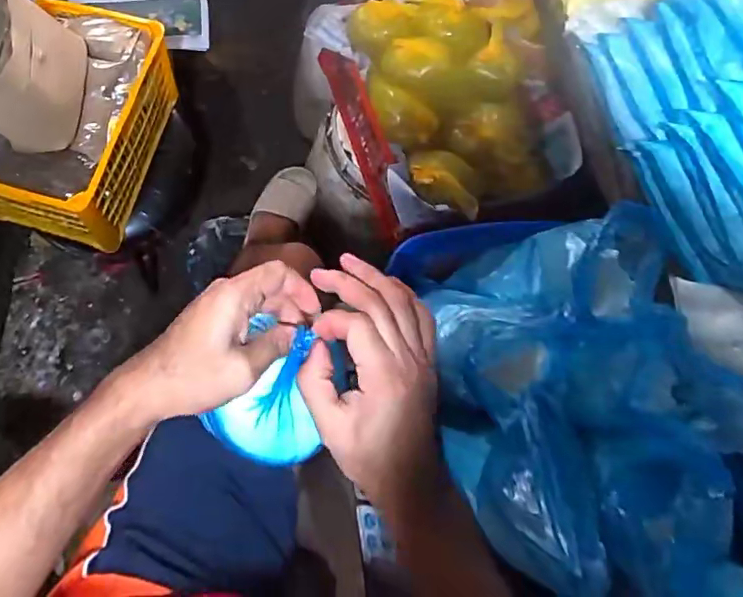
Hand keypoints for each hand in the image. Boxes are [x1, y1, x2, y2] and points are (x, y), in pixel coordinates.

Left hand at [109, 260, 320, 424]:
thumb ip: (275, 345)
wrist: (148, 386)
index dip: (302, 289)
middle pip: (270, 283)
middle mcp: (226, 289)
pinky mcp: (211, 314)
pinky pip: (245, 306)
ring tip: (296, 339)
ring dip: (280, 312)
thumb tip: (296, 333)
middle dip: (294, 303)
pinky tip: (273, 340)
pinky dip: (264, 318)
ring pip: (258, 295)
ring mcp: (216, 301)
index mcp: (234, 293)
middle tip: (310, 332)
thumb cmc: (195, 377)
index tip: (316, 314)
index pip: (278, 272)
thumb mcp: (243, 369)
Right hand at [298, 254, 441, 508]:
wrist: (410, 480)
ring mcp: (423, 356)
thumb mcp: (328, 425)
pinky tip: (385, 285)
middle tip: (321, 272)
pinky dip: (402, 293)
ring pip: (403, 300)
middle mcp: (409, 357)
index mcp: (385, 373)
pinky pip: (421, 314)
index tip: (313, 333)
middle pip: (380, 301)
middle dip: (348, 281)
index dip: (330, 320)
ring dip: (376, 277)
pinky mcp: (429, 358)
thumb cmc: (367, 456)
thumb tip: (316, 342)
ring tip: (350, 262)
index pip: (356, 323)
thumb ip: (313, 379)